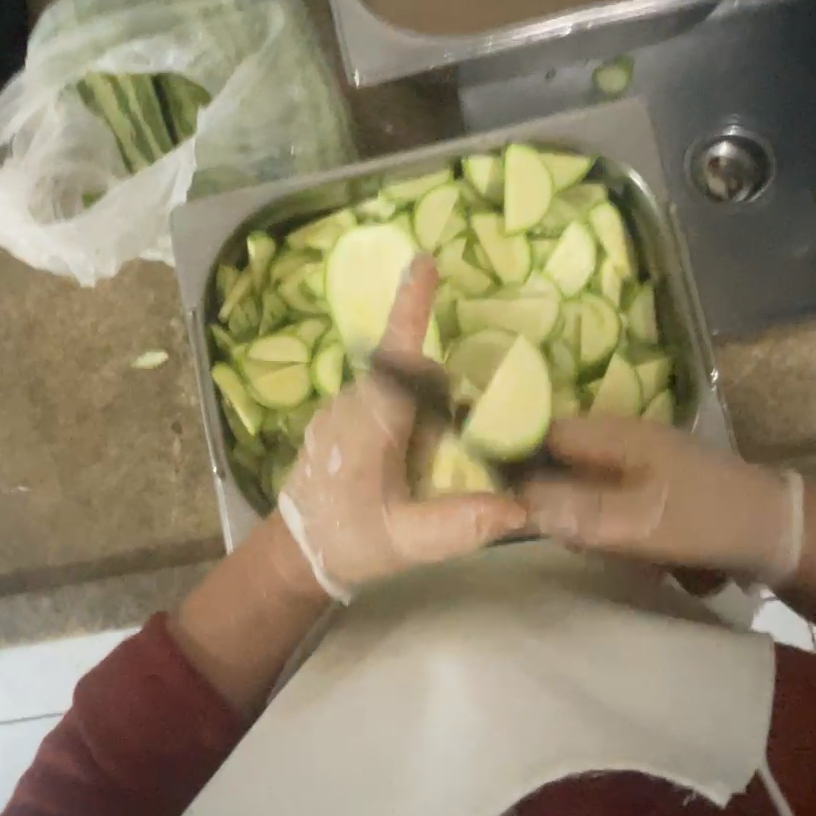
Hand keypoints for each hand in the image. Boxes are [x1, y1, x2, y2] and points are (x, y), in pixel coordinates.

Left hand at [279, 258, 529, 602]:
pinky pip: (383, 404)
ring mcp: (338, 410)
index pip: (396, 356)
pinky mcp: (337, 420)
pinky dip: (406, 425)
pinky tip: (403, 470)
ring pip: (398, 392)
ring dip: (424, 421)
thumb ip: (460, 524)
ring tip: (418, 477)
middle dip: (442, 405)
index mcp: (368, 422)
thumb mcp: (406, 542)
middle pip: (412, 377)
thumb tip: (521, 506)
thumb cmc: (346, 542)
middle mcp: (350, 404)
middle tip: (446, 462)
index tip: (424, 263)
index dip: (410, 308)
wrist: (294, 553)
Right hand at [520, 417, 803, 583]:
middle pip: (561, 458)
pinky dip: (606, 520)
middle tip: (552, 532)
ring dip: (580, 512)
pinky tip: (620, 545)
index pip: (546, 434)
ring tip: (593, 544)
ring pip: (584, 480)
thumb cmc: (710, 520)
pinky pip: (610, 496)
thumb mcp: (642, 523)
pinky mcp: (655, 483)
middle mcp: (623, 438)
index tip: (501, 495)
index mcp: (616, 435)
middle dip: (551, 495)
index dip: (518, 458)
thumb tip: (518, 504)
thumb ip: (579, 512)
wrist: (786, 535)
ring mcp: (641, 459)